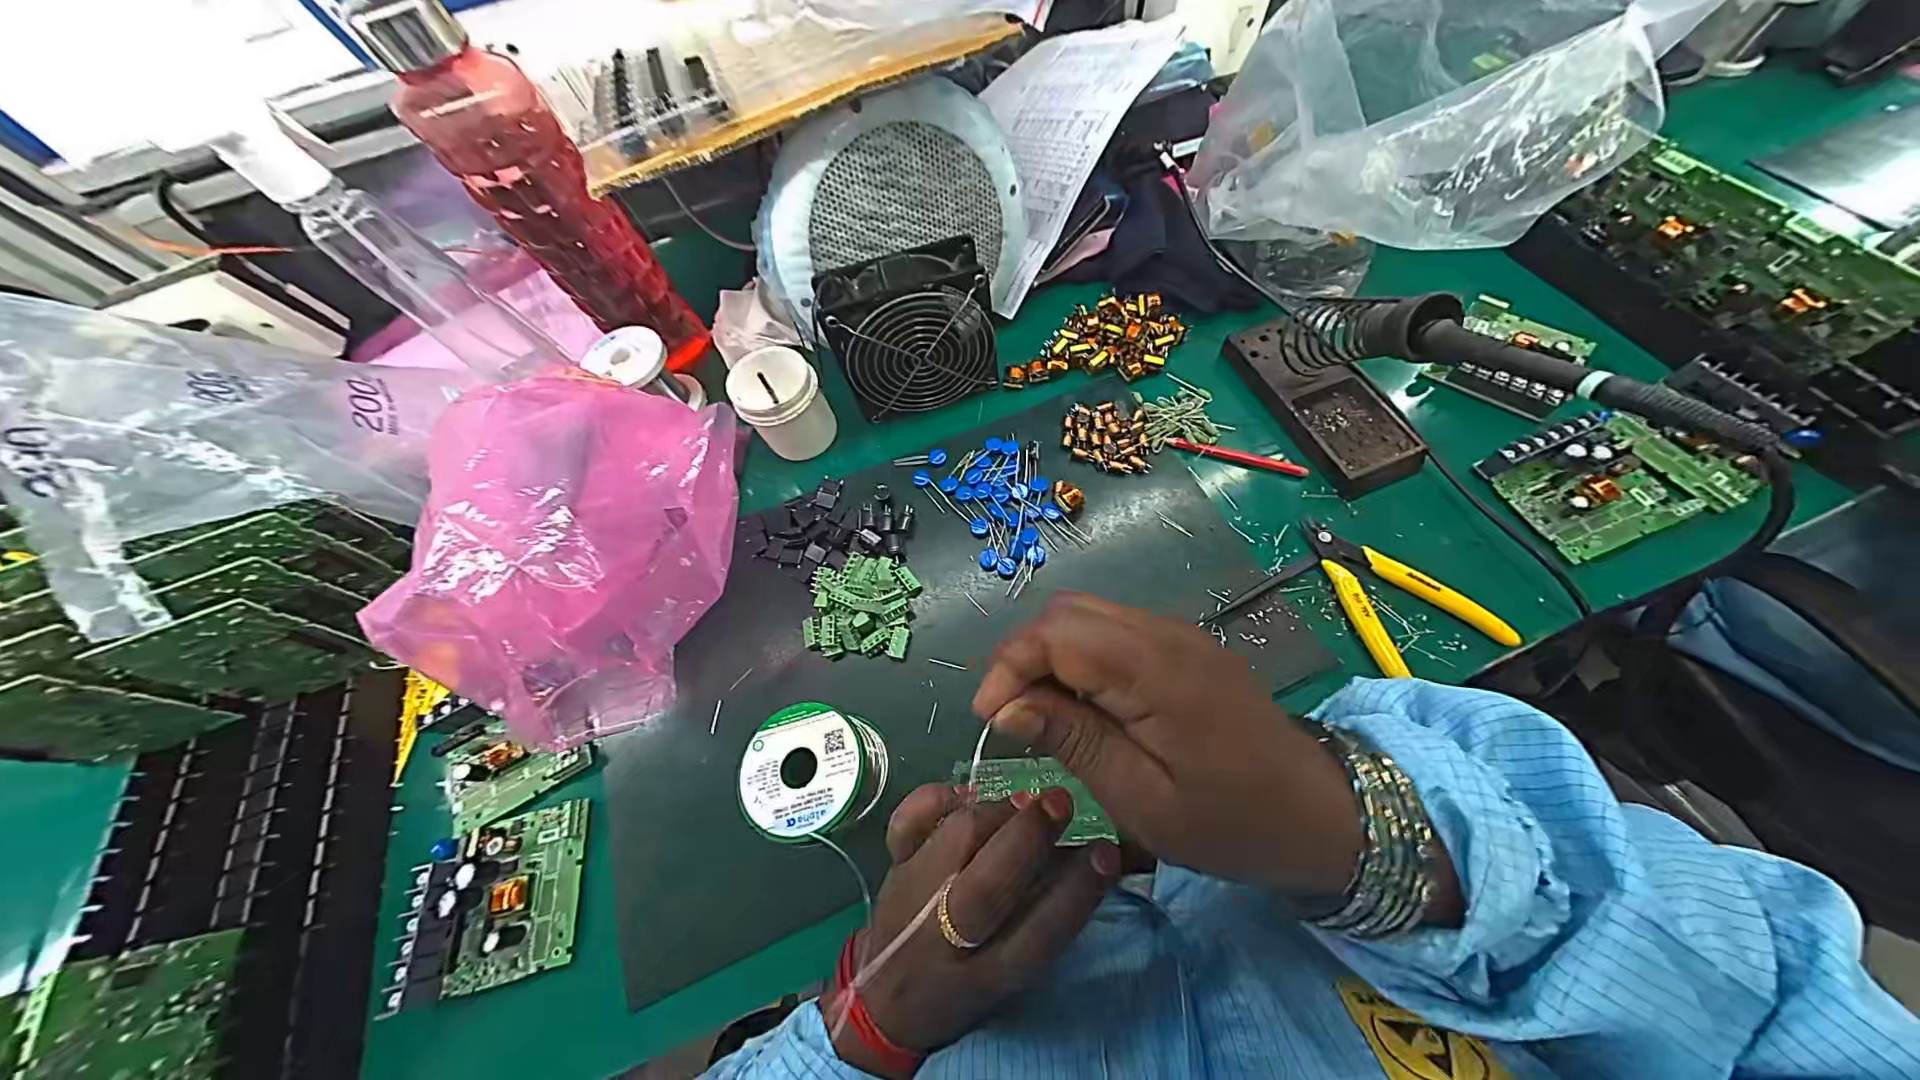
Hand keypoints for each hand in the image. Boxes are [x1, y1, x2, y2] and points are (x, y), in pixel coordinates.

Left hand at [824, 783, 1119, 1076]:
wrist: (885, 1002)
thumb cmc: (963, 987)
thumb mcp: (1008, 972)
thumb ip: (1042, 918)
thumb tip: (1087, 854)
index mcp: (987, 977)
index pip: (1037, 936)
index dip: (1077, 892)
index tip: (1106, 851)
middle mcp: (945, 940)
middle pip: (986, 887)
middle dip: (1027, 837)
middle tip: (1060, 802)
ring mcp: (913, 897)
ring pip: (952, 846)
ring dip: (994, 813)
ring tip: (1025, 801)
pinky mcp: (891, 868)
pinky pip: (906, 826)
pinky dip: (933, 799)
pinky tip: (964, 793)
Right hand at [973, 592, 1455, 912]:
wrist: (1318, 812)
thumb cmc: (1229, 821)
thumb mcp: (1141, 799)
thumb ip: (1073, 739)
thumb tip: (1006, 707)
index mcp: (1157, 670)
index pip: (1058, 634)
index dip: (1010, 666)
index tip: (990, 718)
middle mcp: (1163, 632)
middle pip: (1066, 611)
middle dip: (1023, 655)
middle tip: (1011, 714)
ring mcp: (1175, 631)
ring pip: (1085, 613)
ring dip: (1048, 652)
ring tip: (1039, 708)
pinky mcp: (1179, 641)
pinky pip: (1110, 628)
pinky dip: (1077, 653)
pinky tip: (1080, 699)